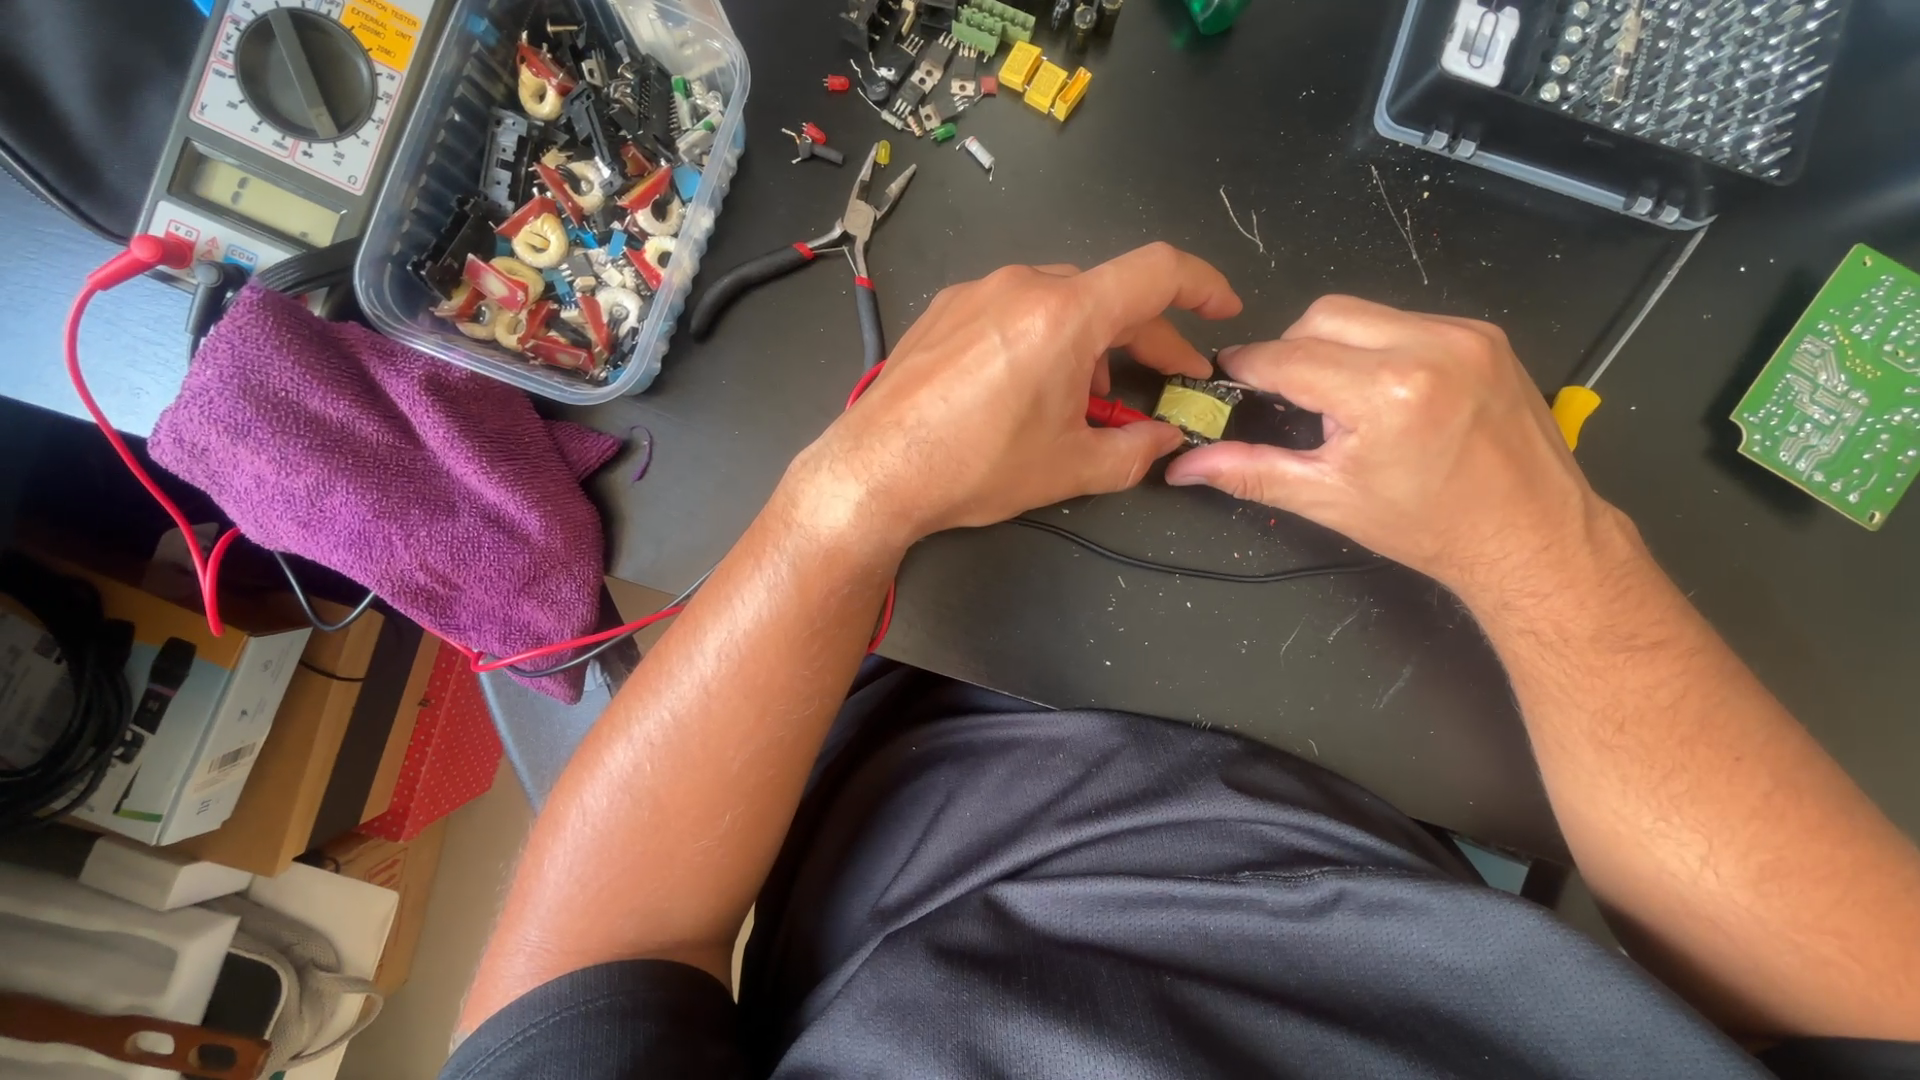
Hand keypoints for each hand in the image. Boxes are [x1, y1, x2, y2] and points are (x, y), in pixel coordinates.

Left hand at [788, 243, 1242, 545]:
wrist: (875, 471)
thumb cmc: (975, 469)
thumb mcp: (1071, 468)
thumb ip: (1137, 451)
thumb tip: (1166, 441)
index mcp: (1065, 315)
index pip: (1158, 271)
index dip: (1203, 284)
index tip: (1222, 308)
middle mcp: (1022, 286)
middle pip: (1108, 292)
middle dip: (1147, 337)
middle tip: (1167, 381)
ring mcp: (977, 292)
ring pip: (1060, 300)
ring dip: (1092, 341)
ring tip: (1091, 397)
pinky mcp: (945, 309)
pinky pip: (1014, 308)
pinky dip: (1043, 337)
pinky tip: (1031, 384)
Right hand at [1163, 295, 1620, 603]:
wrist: (1532, 536)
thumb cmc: (1428, 527)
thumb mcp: (1327, 499)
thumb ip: (1249, 470)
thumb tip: (1183, 467)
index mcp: (1388, 394)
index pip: (1289, 357)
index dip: (1247, 366)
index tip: (1227, 377)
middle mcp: (1431, 347)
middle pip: (1323, 316)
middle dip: (1291, 350)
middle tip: (1288, 396)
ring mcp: (1466, 335)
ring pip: (1364, 312)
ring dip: (1334, 345)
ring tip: (1340, 398)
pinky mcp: (1485, 336)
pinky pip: (1405, 320)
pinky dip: (1377, 347)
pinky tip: (1383, 392)